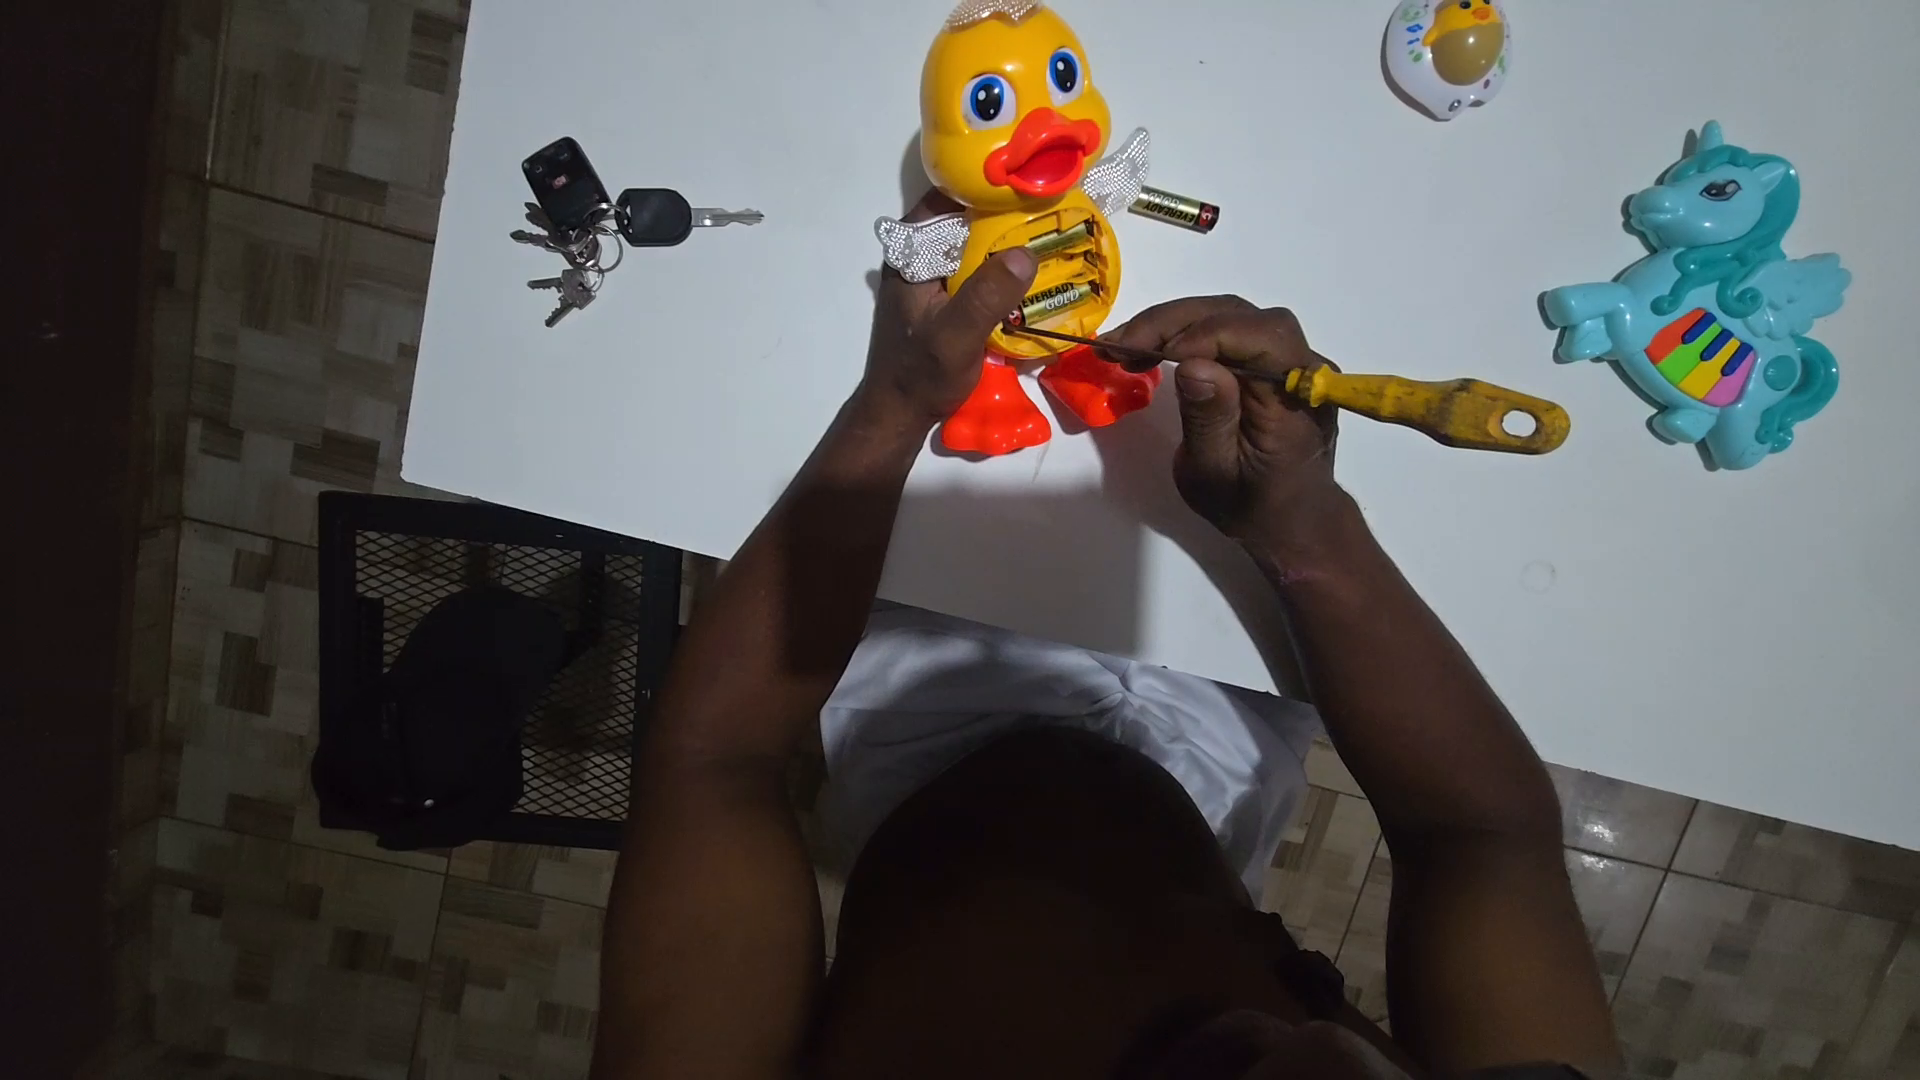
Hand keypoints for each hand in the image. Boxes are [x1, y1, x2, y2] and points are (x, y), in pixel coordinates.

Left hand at [857, 193, 1037, 426]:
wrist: (901, 415)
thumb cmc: (921, 375)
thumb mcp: (955, 336)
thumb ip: (985, 296)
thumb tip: (1026, 254)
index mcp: (913, 251)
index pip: (951, 194)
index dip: (990, 181)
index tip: (1032, 175)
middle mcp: (921, 255)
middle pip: (968, 216)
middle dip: (1008, 208)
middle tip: (1056, 199)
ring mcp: (936, 277)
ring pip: (977, 243)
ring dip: (1010, 238)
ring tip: (1056, 226)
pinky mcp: (949, 298)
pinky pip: (981, 270)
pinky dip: (1005, 268)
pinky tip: (1037, 270)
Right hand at [1101, 297, 1349, 554]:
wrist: (1289, 518)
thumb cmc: (1249, 505)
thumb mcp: (1216, 473)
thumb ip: (1208, 418)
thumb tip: (1192, 364)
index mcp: (1296, 395)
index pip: (1256, 338)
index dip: (1200, 335)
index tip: (1144, 353)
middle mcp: (1302, 364)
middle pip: (1238, 315)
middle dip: (1173, 323)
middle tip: (1118, 344)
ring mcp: (1288, 359)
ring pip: (1231, 315)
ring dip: (1174, 324)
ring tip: (1126, 346)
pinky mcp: (1269, 362)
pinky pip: (1230, 331)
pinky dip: (1186, 333)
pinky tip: (1154, 347)